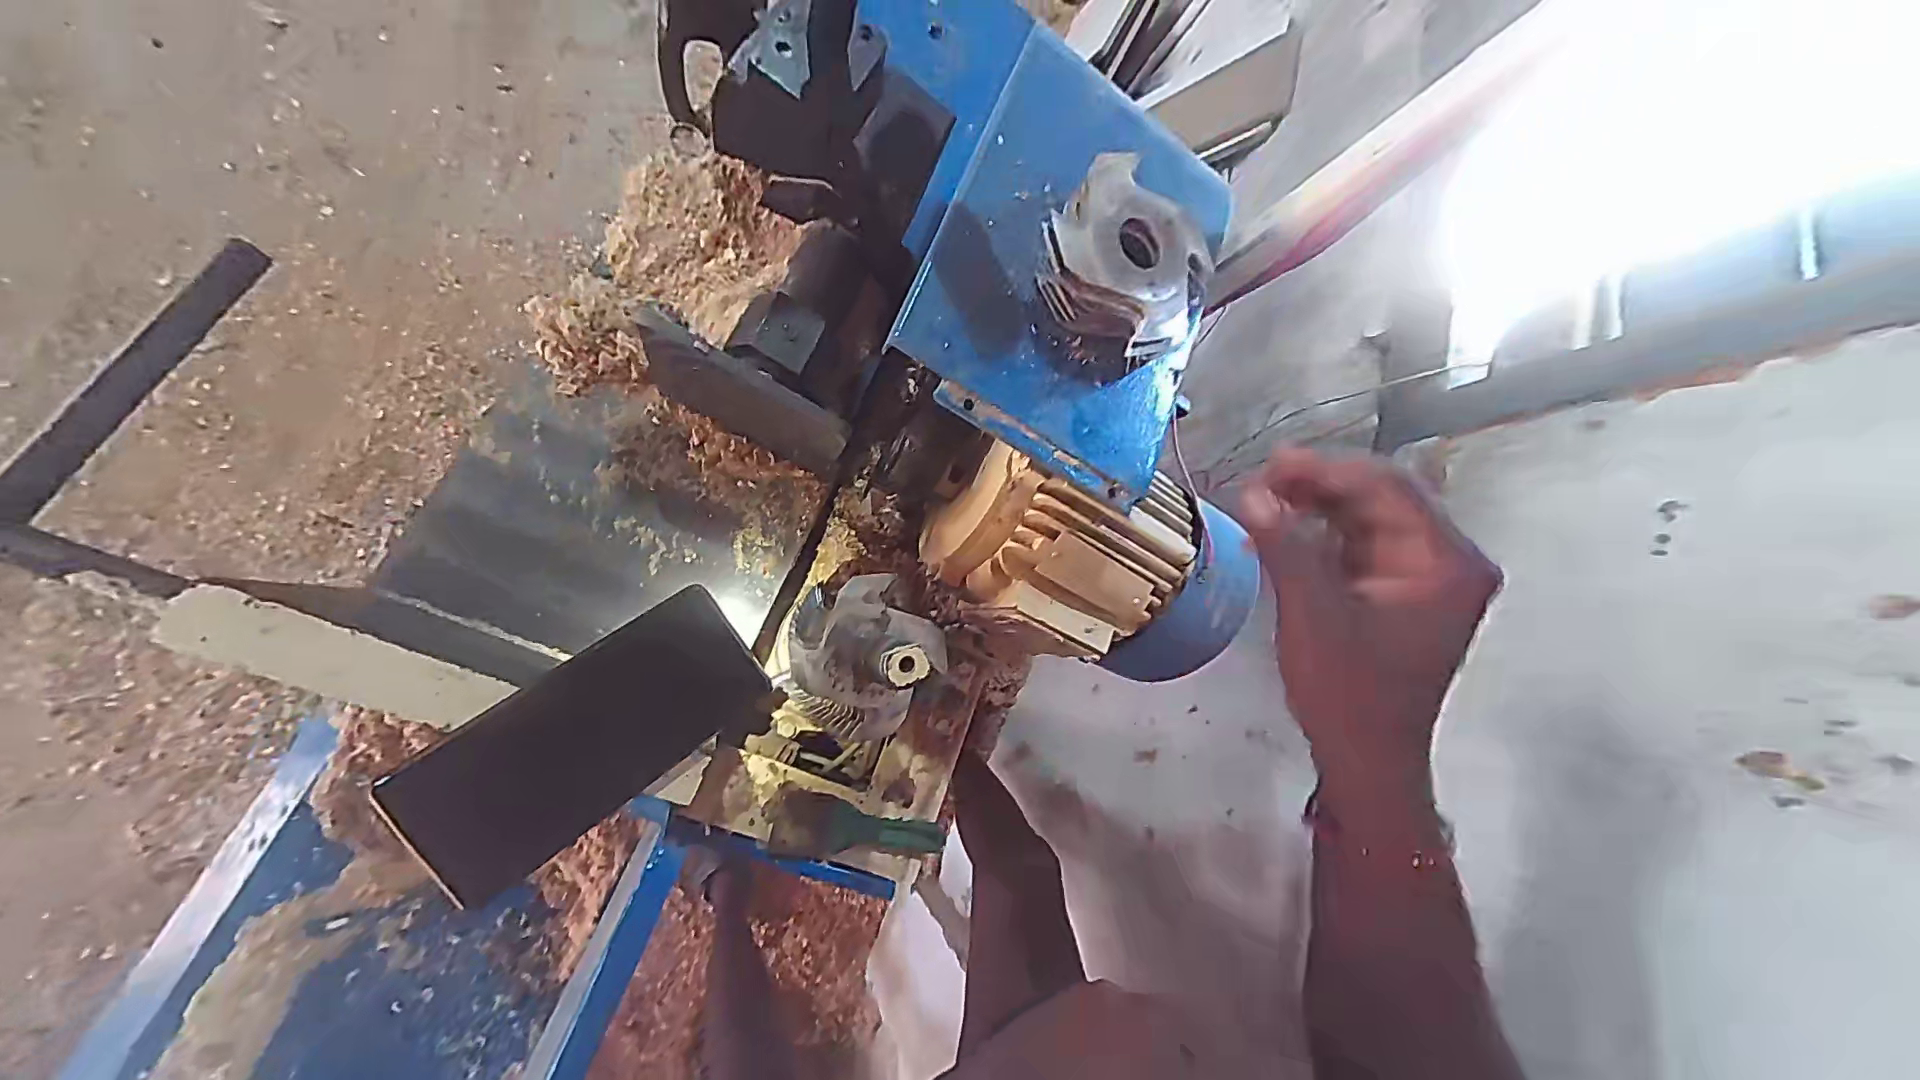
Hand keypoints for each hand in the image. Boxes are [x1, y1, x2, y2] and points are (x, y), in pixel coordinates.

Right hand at [1239, 448, 1500, 802]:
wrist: (1364, 756)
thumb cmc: (1348, 692)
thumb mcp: (1313, 615)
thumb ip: (1286, 548)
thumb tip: (1250, 493)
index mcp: (1445, 564)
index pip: (1389, 491)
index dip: (1327, 471)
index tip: (1272, 463)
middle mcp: (1444, 562)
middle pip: (1380, 499)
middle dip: (1318, 486)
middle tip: (1261, 480)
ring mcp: (1421, 577)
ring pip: (1365, 519)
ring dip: (1313, 508)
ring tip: (1262, 501)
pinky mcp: (1394, 591)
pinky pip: (1356, 546)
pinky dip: (1317, 536)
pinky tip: (1279, 532)